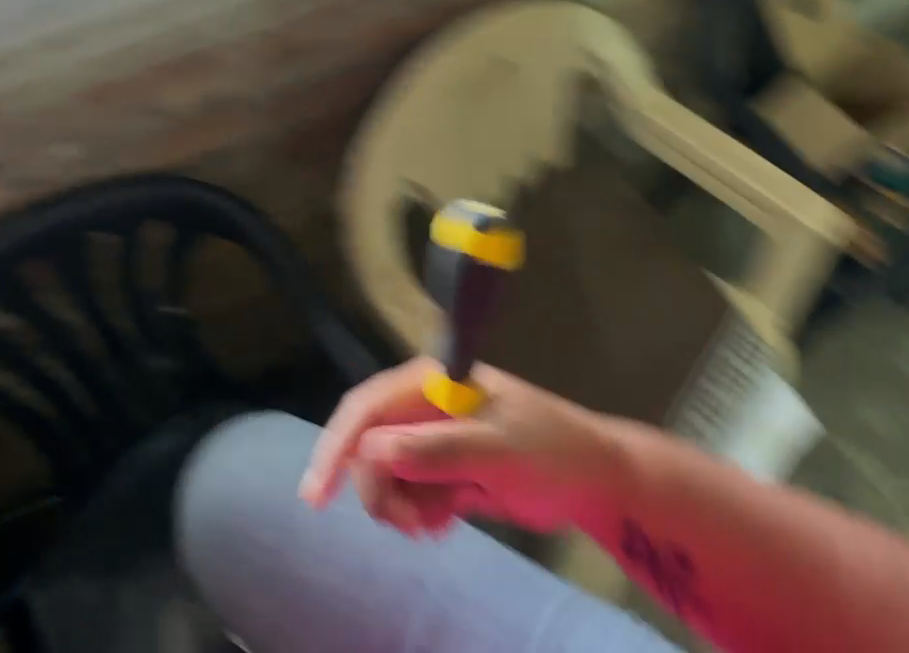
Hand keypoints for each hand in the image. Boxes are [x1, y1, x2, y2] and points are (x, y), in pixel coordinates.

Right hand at [298, 357, 624, 537]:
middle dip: (381, 490)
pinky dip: (419, 513)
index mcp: (433, 382)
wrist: (592, 480)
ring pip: (386, 476)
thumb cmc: (552, 450)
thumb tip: (375, 449)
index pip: (368, 406)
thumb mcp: (498, 450)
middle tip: (410, 525)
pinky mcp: (443, 467)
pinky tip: (448, 520)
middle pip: (370, 447)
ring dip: (402, 507)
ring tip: (435, 525)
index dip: (337, 445)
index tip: (316, 496)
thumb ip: (439, 448)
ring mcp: (433, 438)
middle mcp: (424, 405)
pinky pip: (409, 493)